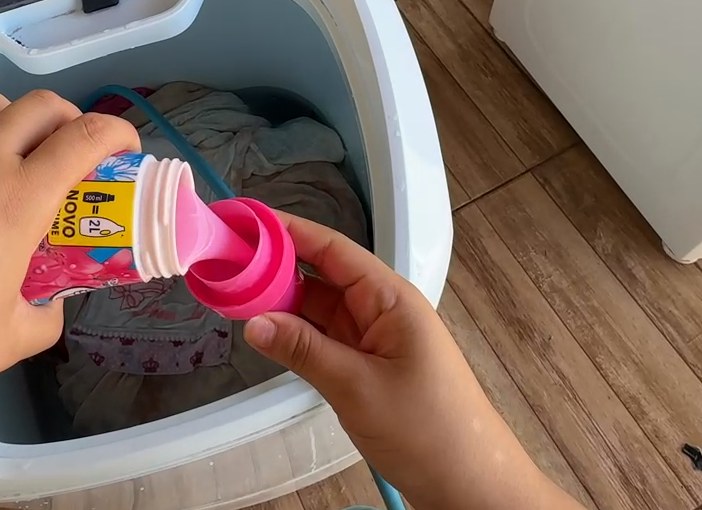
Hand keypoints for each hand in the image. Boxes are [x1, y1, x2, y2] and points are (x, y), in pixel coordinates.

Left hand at [0, 86, 138, 433]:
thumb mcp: (7, 342)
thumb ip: (45, 315)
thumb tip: (50, 301)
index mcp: (19, 200)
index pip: (86, 140)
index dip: (115, 134)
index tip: (122, 149)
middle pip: (39, 107)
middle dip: (65, 118)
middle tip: (62, 145)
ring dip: (1, 111)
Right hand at [243, 215, 577, 509]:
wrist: (472, 490)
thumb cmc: (430, 431)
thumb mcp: (358, 387)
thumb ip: (303, 350)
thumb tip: (253, 322)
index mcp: (388, 296)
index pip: (330, 247)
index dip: (287, 229)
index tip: (248, 220)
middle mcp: (380, 308)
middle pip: (320, 274)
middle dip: (275, 265)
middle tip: (229, 259)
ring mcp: (373, 337)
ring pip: (318, 307)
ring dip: (281, 301)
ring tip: (235, 290)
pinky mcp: (367, 364)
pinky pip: (324, 336)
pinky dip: (295, 333)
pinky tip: (265, 330)